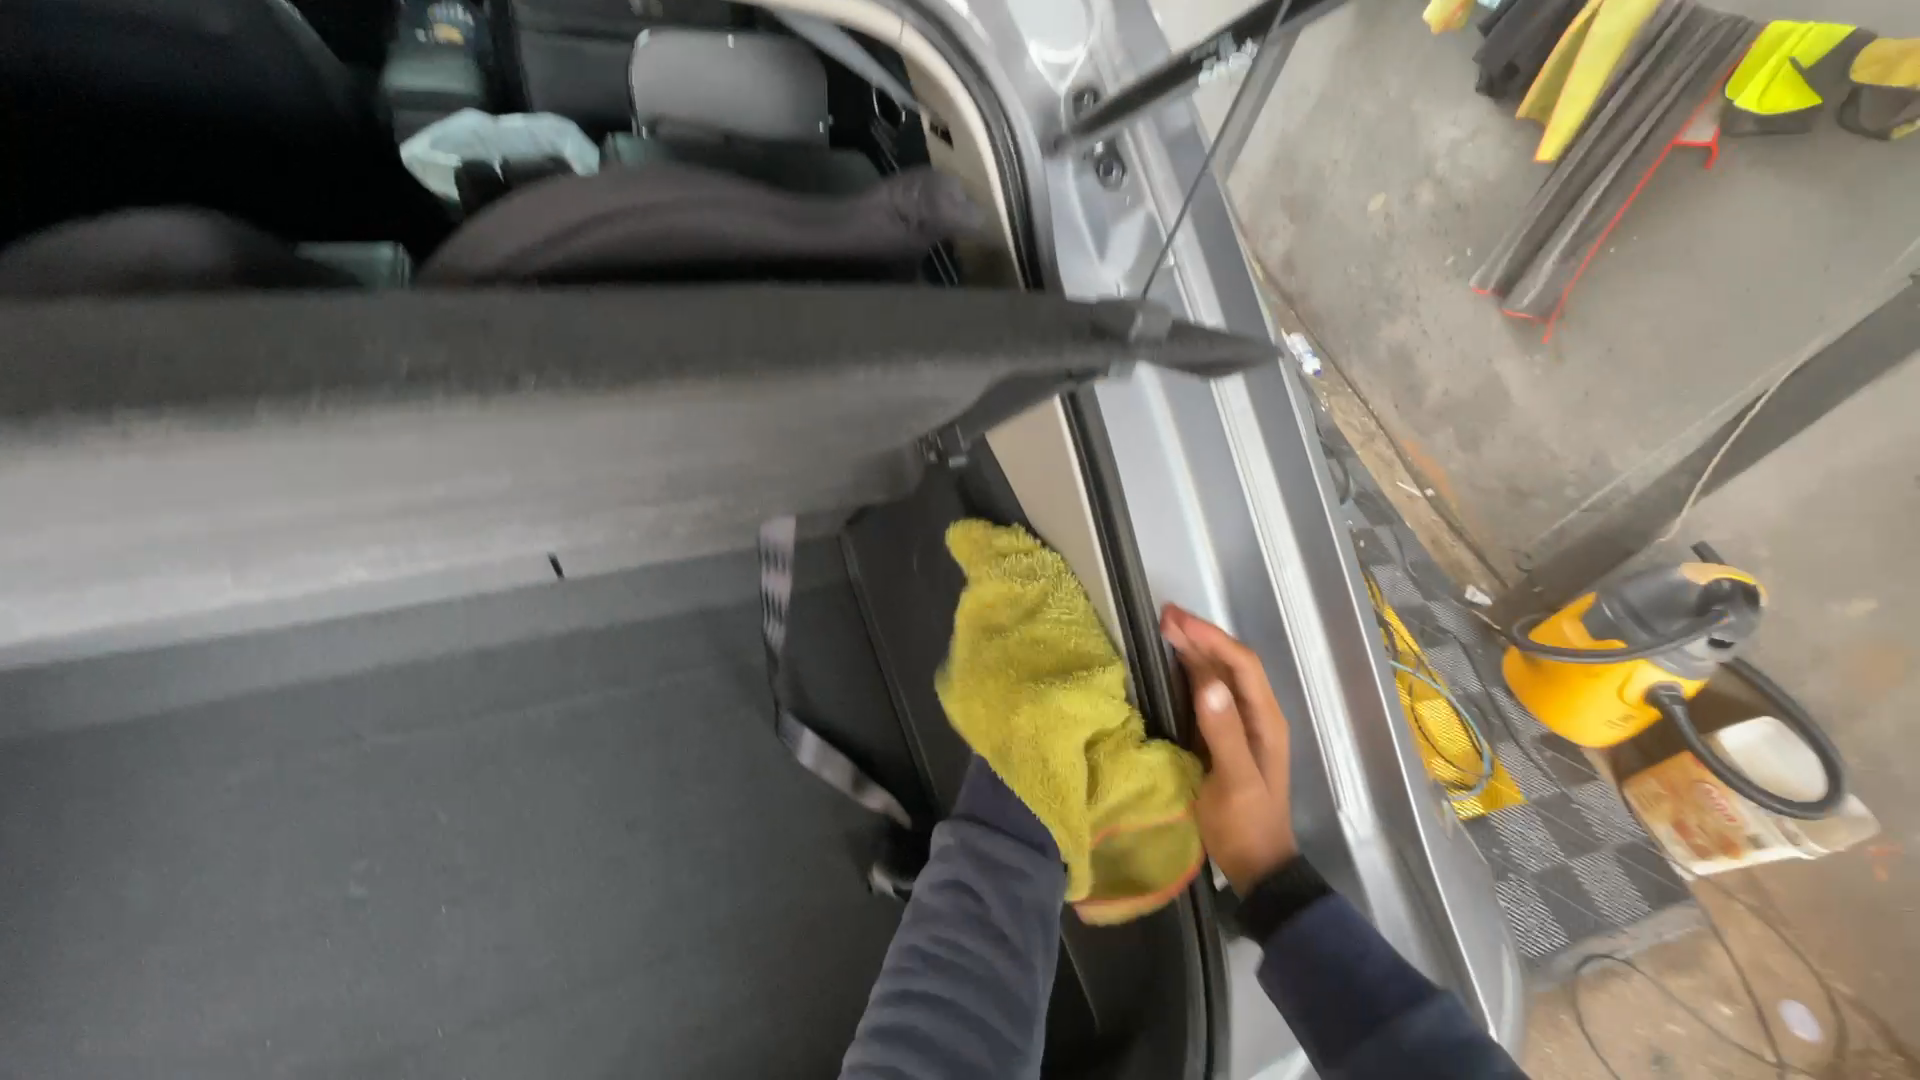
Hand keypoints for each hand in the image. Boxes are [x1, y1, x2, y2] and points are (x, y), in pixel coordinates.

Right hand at [1160, 604, 1296, 895]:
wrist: (1256, 866)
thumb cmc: (1246, 826)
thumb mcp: (1234, 782)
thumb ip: (1223, 733)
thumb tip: (1206, 682)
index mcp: (1266, 720)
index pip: (1241, 665)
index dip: (1211, 638)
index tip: (1176, 622)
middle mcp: (1258, 715)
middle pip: (1231, 663)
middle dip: (1201, 636)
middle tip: (1163, 616)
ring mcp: (1242, 725)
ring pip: (1221, 675)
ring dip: (1195, 650)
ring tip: (1165, 629)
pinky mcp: (1224, 736)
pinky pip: (1209, 694)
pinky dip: (1191, 672)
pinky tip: (1172, 665)